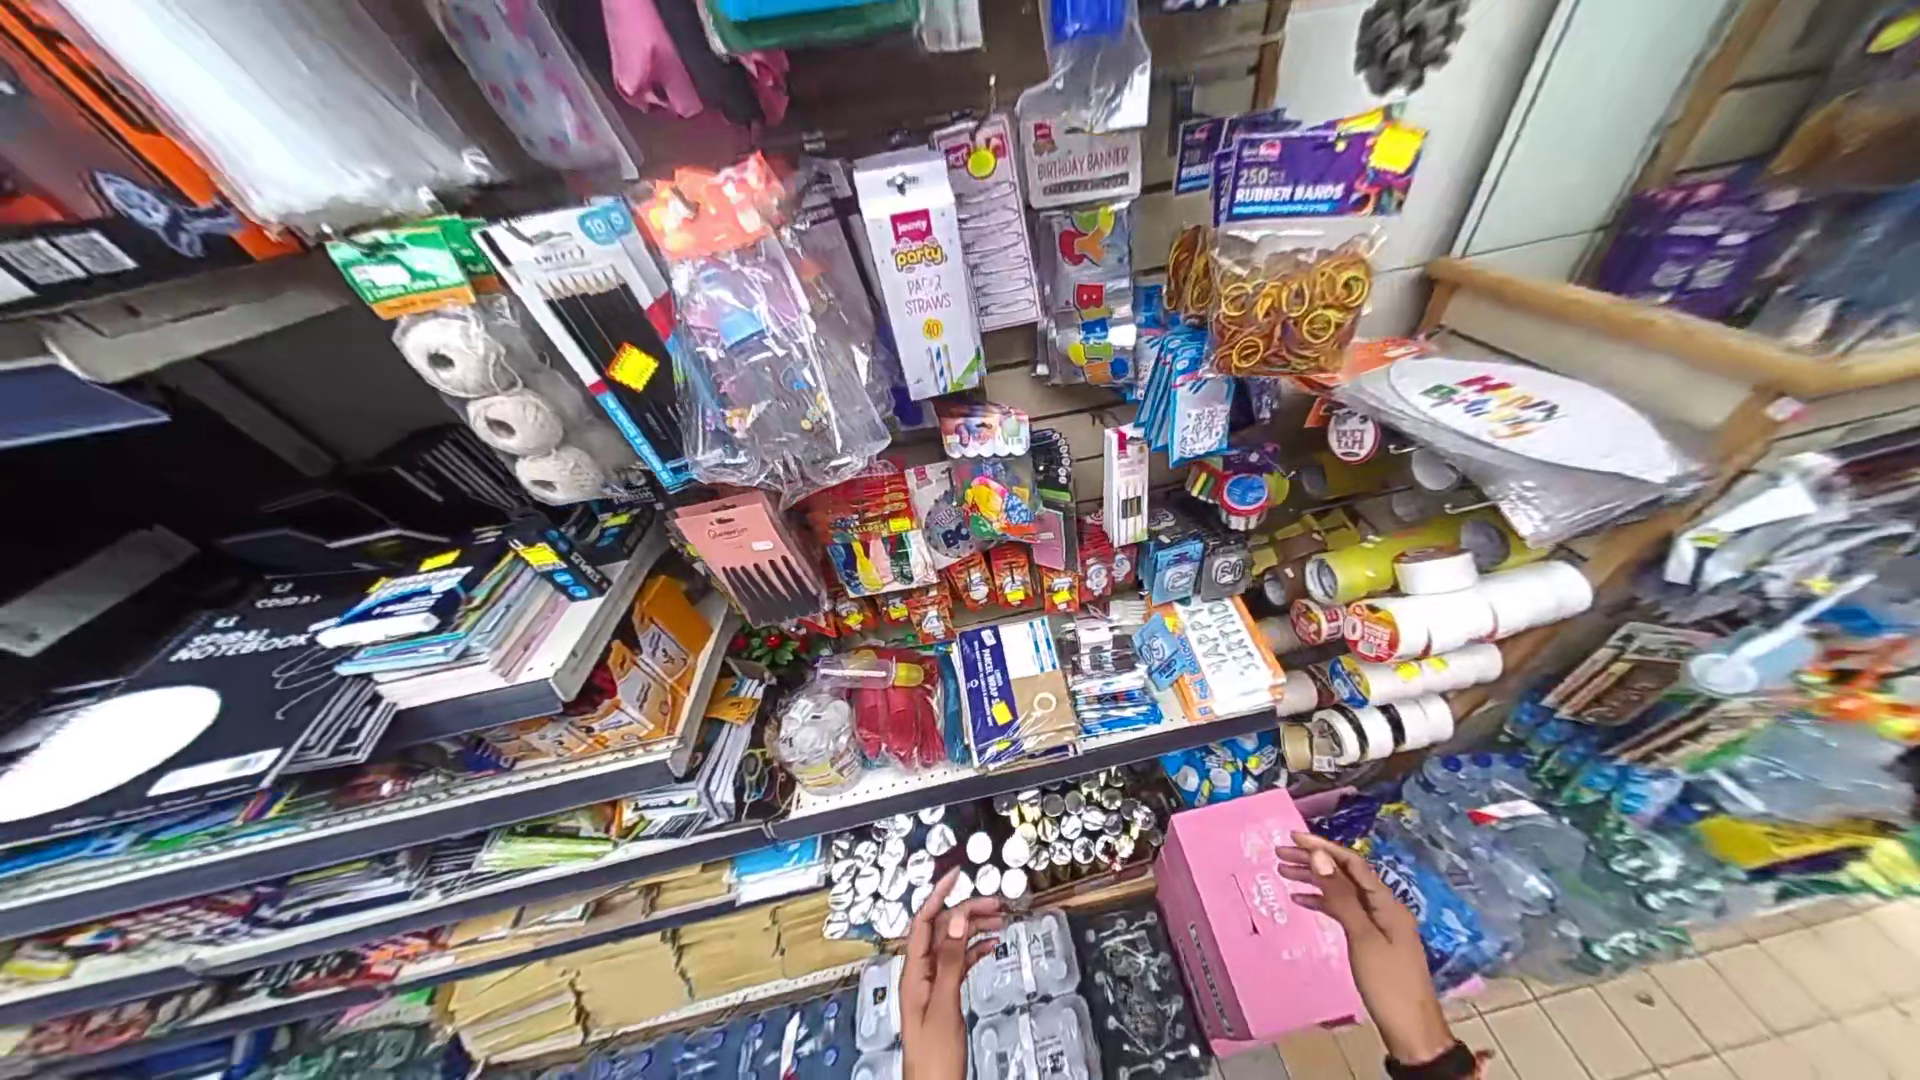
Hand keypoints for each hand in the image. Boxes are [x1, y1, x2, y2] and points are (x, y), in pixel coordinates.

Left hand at [900, 867, 1004, 1079]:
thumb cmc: (935, 1058)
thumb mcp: (944, 1005)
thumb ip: (950, 960)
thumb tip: (957, 919)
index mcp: (914, 971)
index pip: (924, 920)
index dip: (938, 894)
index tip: (956, 875)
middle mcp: (921, 972)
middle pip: (942, 929)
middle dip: (967, 911)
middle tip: (994, 903)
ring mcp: (932, 984)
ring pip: (953, 944)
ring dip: (974, 929)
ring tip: (999, 921)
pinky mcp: (945, 996)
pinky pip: (959, 963)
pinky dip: (975, 951)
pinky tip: (990, 946)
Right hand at [1276, 831, 1457, 1068]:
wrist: (1413, 1035)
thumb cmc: (1388, 983)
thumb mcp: (1362, 936)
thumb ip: (1341, 895)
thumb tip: (1321, 856)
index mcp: (1387, 903)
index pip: (1352, 863)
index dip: (1323, 847)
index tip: (1293, 837)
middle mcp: (1383, 908)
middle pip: (1344, 874)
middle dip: (1312, 861)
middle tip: (1280, 853)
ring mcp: (1378, 924)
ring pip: (1341, 891)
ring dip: (1313, 879)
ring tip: (1283, 872)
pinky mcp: (1370, 940)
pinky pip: (1342, 910)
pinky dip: (1321, 902)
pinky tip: (1300, 900)